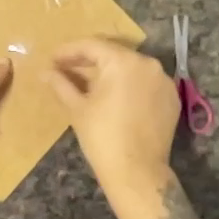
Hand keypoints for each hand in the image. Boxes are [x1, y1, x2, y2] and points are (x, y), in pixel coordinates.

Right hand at [47, 39, 178, 194]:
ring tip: (91, 84)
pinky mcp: (172, 99)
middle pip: (114, 54)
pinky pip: (147, 84)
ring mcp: (164, 82)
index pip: (92, 46)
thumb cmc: (102, 138)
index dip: (69, 51)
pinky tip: (117, 97)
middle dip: (90, 61)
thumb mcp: (77, 108)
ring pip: (133, 69)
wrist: (137, 172)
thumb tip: (45, 72)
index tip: (52, 59)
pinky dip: (131, 86)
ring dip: (112, 73)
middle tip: (68, 69)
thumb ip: (61, 84)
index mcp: (123, 62)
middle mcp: (148, 64)